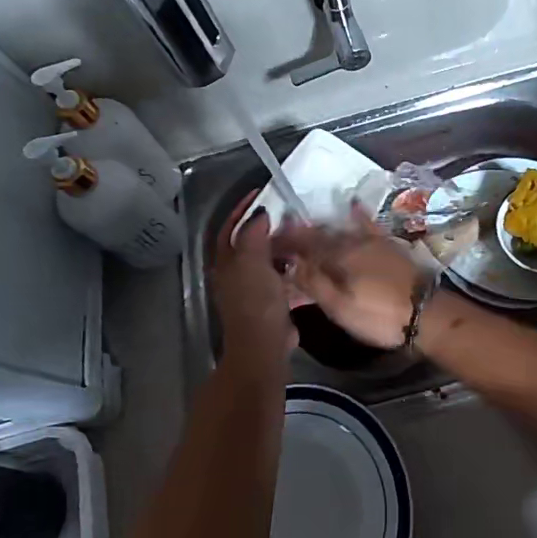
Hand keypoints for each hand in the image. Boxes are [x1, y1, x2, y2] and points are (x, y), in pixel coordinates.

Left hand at [211, 191, 298, 369]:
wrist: (264, 345)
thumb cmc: (255, 300)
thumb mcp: (252, 261)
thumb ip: (253, 234)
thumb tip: (260, 213)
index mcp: (226, 262)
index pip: (230, 227)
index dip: (242, 209)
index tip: (260, 192)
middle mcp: (235, 274)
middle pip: (250, 243)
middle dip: (268, 228)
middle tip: (289, 214)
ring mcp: (253, 291)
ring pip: (269, 261)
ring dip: (284, 249)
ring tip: (305, 236)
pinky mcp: (271, 304)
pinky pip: (284, 280)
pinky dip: (295, 271)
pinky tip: (310, 264)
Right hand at [275, 204, 424, 348]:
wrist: (427, 315)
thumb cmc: (378, 315)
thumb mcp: (339, 306)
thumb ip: (312, 282)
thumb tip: (288, 263)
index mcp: (336, 255)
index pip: (302, 244)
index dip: (284, 243)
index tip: (267, 245)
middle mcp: (351, 241)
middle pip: (319, 234)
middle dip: (298, 235)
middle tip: (281, 240)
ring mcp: (372, 241)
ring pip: (339, 229)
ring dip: (320, 228)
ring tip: (306, 229)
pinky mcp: (389, 246)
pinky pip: (368, 224)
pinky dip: (357, 214)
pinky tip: (352, 204)